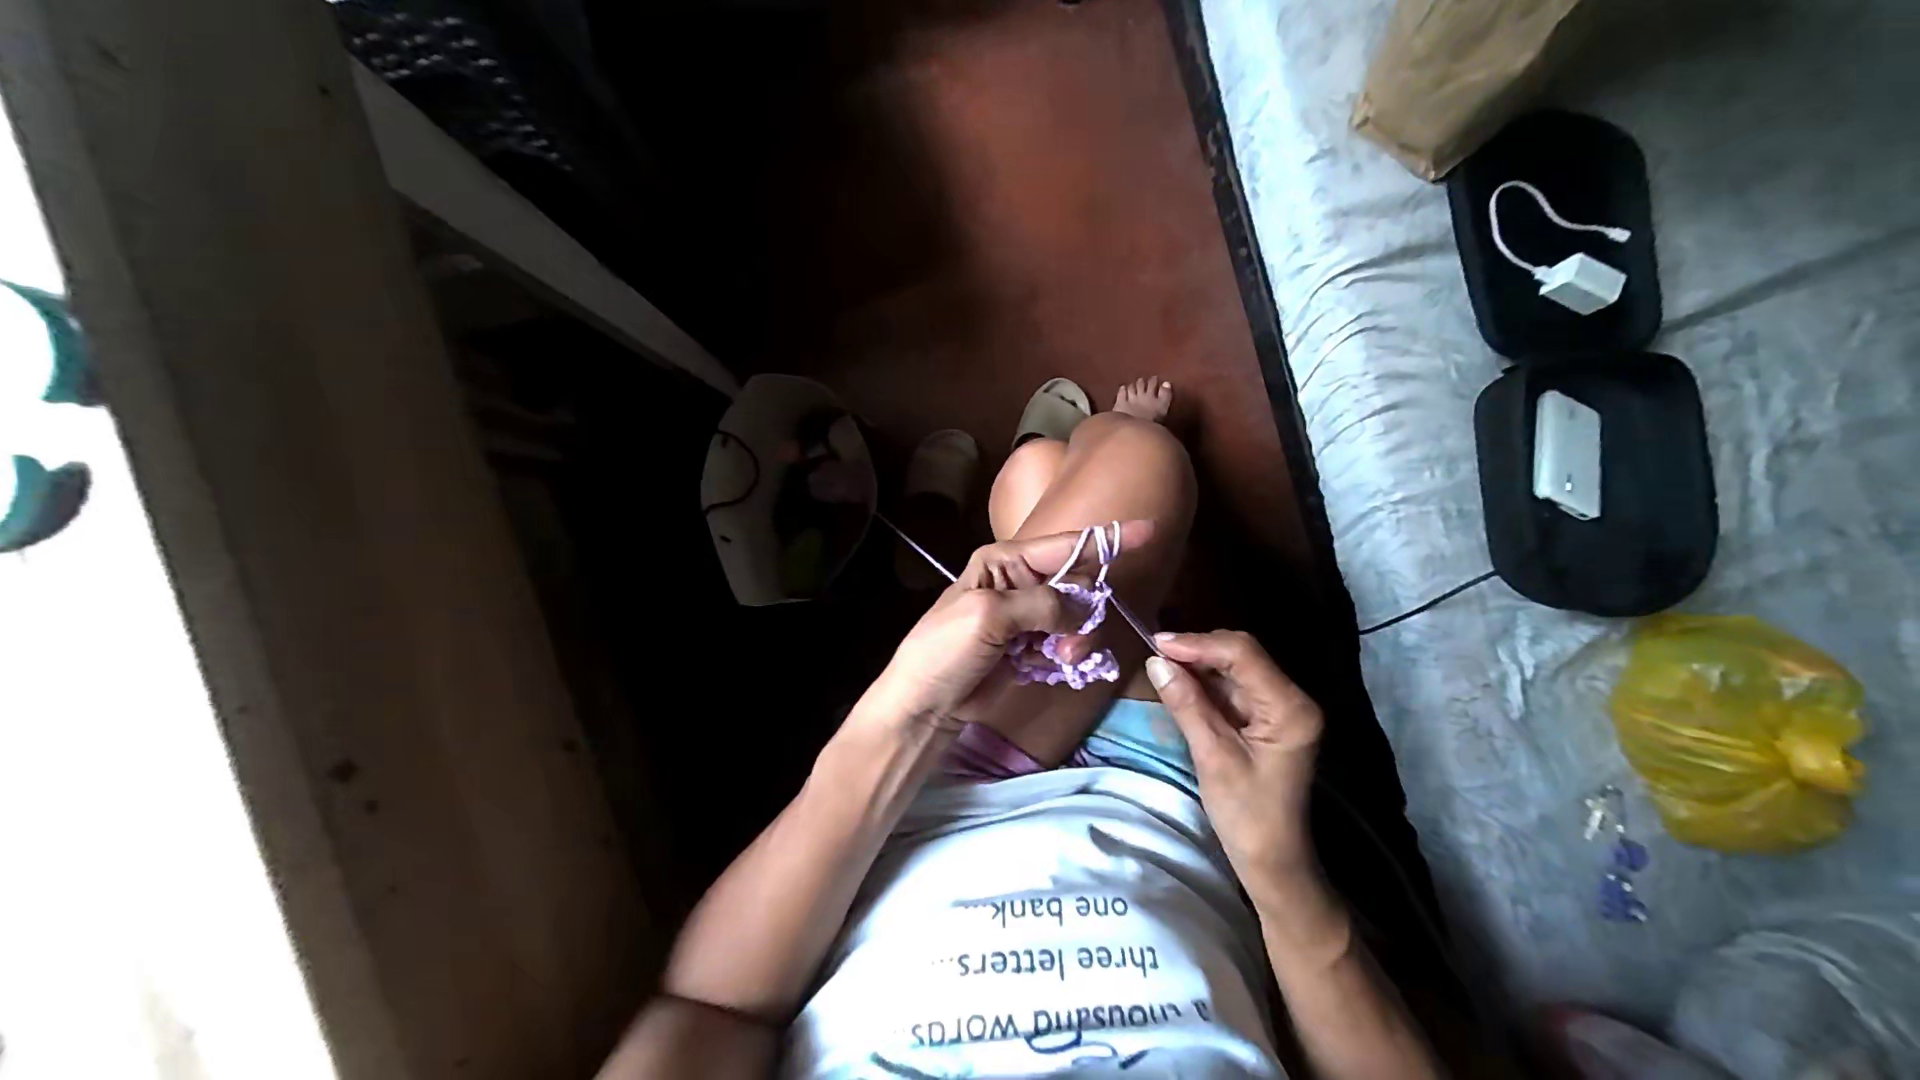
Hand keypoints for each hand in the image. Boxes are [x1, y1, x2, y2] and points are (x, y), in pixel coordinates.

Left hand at [863, 520, 1154, 731]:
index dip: (1107, 539)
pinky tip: (1047, 669)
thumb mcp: (988, 616)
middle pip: (1079, 585)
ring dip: (1075, 642)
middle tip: (1067, 646)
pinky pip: (1068, 644)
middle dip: (1084, 613)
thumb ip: (1040, 604)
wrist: (925, 702)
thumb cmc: (945, 649)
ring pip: (1078, 619)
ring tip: (1055, 661)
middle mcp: (1020, 582)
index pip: (1064, 545)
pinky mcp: (1031, 646)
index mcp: (1004, 561)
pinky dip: (1066, 657)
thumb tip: (1081, 608)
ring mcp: (1027, 616)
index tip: (1150, 531)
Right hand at [1146, 631, 1324, 903]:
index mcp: (1290, 708)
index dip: (1199, 644)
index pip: (1243, 655)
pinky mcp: (1266, 717)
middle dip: (1198, 649)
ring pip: (1234, 666)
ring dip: (1198, 663)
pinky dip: (1204, 681)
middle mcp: (1292, 698)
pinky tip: (1180, 681)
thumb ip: (1187, 704)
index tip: (1157, 644)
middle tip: (1155, 653)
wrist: (1272, 859)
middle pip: (1242, 654)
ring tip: (1161, 664)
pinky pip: (1232, 686)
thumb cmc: (1247, 814)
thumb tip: (1156, 662)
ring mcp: (1280, 707)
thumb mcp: (1212, 756)